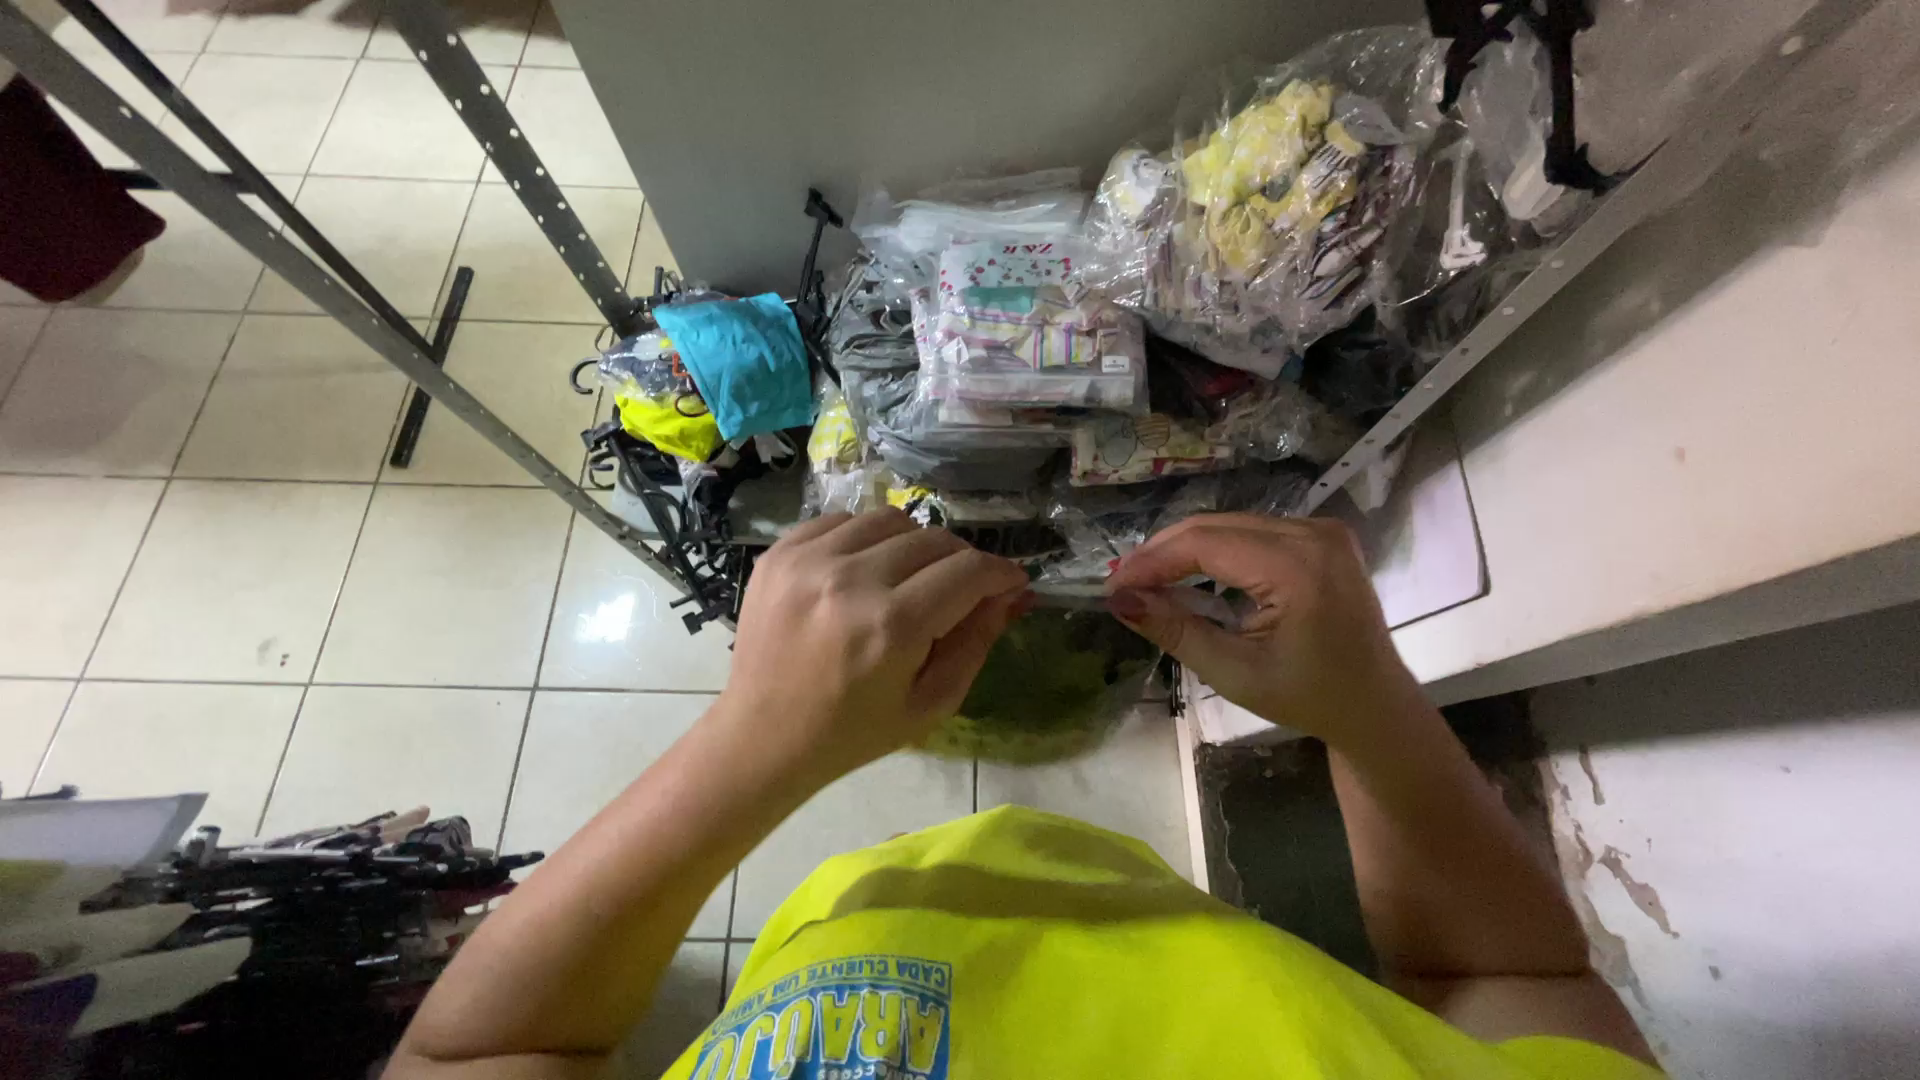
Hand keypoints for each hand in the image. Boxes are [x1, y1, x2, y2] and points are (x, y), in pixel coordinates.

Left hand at [714, 509, 1029, 783]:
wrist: (761, 737)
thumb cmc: (853, 732)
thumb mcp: (930, 702)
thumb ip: (976, 642)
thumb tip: (1011, 593)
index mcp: (892, 626)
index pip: (968, 571)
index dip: (1001, 572)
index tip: (1012, 581)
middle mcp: (850, 580)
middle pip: (934, 539)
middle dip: (962, 561)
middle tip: (963, 589)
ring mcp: (808, 560)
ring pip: (890, 519)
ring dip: (914, 543)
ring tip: (910, 577)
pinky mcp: (779, 552)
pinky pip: (843, 520)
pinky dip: (867, 538)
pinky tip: (864, 571)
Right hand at [1103, 514, 1420, 745]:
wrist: (1375, 706)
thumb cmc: (1308, 697)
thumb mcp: (1234, 672)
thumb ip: (1176, 630)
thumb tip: (1120, 600)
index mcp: (1298, 569)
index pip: (1205, 544)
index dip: (1152, 561)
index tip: (1112, 586)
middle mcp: (1313, 534)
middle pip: (1215, 526)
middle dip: (1161, 552)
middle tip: (1122, 583)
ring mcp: (1321, 530)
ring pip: (1229, 524)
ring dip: (1184, 549)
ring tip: (1146, 579)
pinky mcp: (1321, 536)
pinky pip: (1251, 531)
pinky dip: (1213, 549)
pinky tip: (1187, 571)